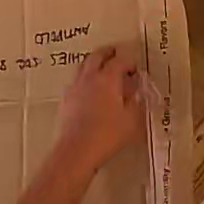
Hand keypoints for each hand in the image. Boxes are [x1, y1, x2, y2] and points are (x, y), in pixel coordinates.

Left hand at [50, 44, 143, 176]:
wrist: (76, 150)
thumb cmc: (108, 134)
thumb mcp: (131, 120)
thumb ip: (136, 102)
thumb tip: (137, 92)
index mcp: (108, 78)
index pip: (120, 60)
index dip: (130, 61)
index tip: (136, 68)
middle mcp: (90, 77)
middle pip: (97, 55)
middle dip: (108, 52)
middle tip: (116, 54)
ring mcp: (75, 87)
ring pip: (84, 66)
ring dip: (94, 63)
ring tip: (103, 70)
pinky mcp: (66, 99)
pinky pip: (77, 81)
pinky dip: (86, 79)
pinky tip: (90, 90)